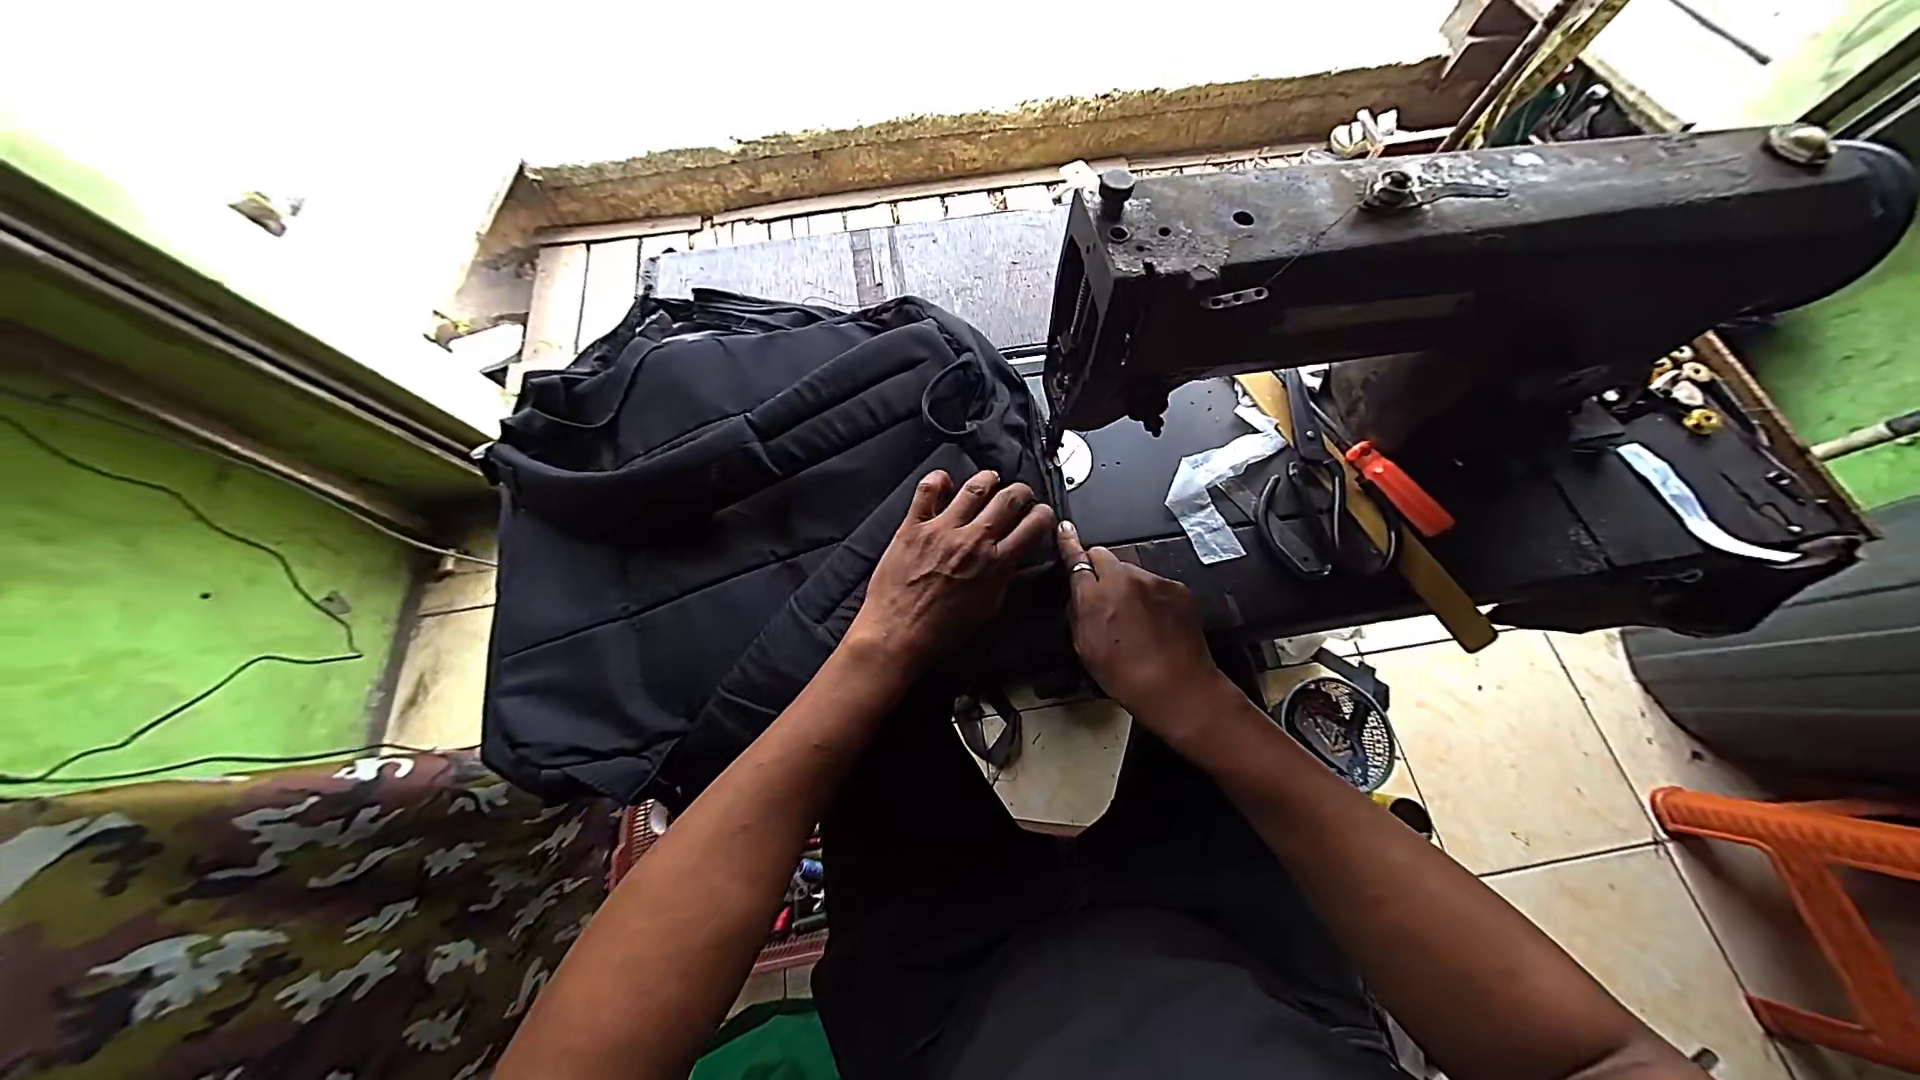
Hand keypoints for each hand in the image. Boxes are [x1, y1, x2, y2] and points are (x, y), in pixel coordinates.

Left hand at [846, 469, 1054, 674]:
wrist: (897, 637)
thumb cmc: (939, 632)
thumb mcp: (988, 610)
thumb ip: (1007, 581)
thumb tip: (1021, 564)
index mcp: (995, 564)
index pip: (1033, 524)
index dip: (1043, 514)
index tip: (1040, 514)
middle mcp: (972, 541)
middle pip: (1009, 498)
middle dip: (1022, 492)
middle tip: (1020, 494)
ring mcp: (942, 530)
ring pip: (975, 487)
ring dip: (988, 479)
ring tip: (991, 479)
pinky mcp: (913, 527)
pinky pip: (928, 490)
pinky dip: (939, 479)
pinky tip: (945, 481)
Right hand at [1057, 520, 1233, 738]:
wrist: (1177, 687)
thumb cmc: (1128, 676)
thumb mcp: (1084, 647)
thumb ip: (1076, 612)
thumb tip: (1077, 595)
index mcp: (1094, 595)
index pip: (1076, 558)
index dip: (1068, 544)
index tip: (1065, 530)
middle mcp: (1123, 579)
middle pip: (1103, 556)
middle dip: (1098, 569)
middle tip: (1101, 596)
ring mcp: (1153, 581)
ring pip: (1130, 570)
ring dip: (1126, 585)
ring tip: (1132, 618)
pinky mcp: (1176, 588)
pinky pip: (1155, 583)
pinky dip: (1150, 595)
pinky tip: (1152, 621)